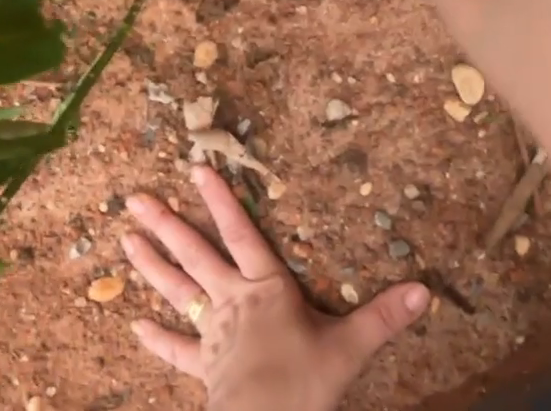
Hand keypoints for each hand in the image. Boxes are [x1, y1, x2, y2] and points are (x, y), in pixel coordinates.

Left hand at [122, 165, 430, 410]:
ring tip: (125, 240)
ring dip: (152, 265)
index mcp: (267, 287)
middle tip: (135, 198)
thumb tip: (425, 290)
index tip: (196, 167)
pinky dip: (156, 338)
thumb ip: (384, 317)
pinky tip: (133, 326)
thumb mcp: (350, 348)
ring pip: (178, 291)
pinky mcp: (203, 367)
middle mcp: (234, 300)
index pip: (242, 232)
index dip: (221, 199)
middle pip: (196, 254)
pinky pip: (177, 349)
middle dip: (167, 223)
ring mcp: (214, 334)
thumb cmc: (303, 383)